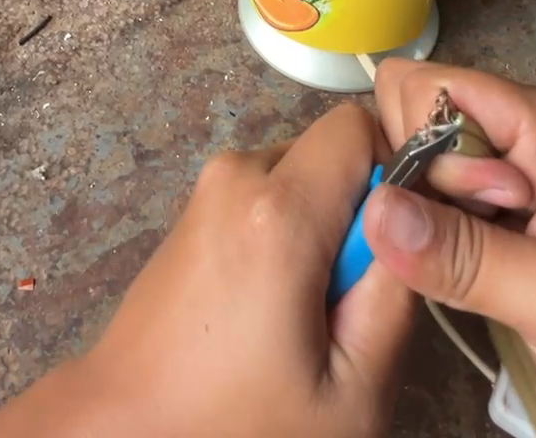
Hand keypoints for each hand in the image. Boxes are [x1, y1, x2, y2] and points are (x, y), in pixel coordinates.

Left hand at [0, 104, 413, 437]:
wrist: (124, 426)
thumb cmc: (240, 423)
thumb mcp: (350, 390)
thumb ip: (395, 293)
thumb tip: (411, 222)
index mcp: (277, 207)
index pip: (358, 126)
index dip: (393, 171)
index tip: (400, 236)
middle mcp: (236, 174)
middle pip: (328, 153)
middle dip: (353, 208)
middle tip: (344, 293)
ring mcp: (206, 188)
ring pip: (297, 174)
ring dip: (316, 224)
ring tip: (301, 306)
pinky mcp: (192, 208)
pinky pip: (263, 193)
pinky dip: (281, 230)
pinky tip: (265, 300)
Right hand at [361, 60, 535, 437]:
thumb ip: (470, 255)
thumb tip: (373, 209)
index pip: (434, 85)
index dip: (426, 139)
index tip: (466, 207)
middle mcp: (519, 140)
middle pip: (413, 117)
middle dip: (420, 178)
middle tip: (479, 242)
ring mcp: (503, 185)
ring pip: (412, 164)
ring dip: (419, 216)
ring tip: (480, 271)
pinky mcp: (491, 228)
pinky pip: (423, 208)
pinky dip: (420, 239)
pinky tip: (457, 280)